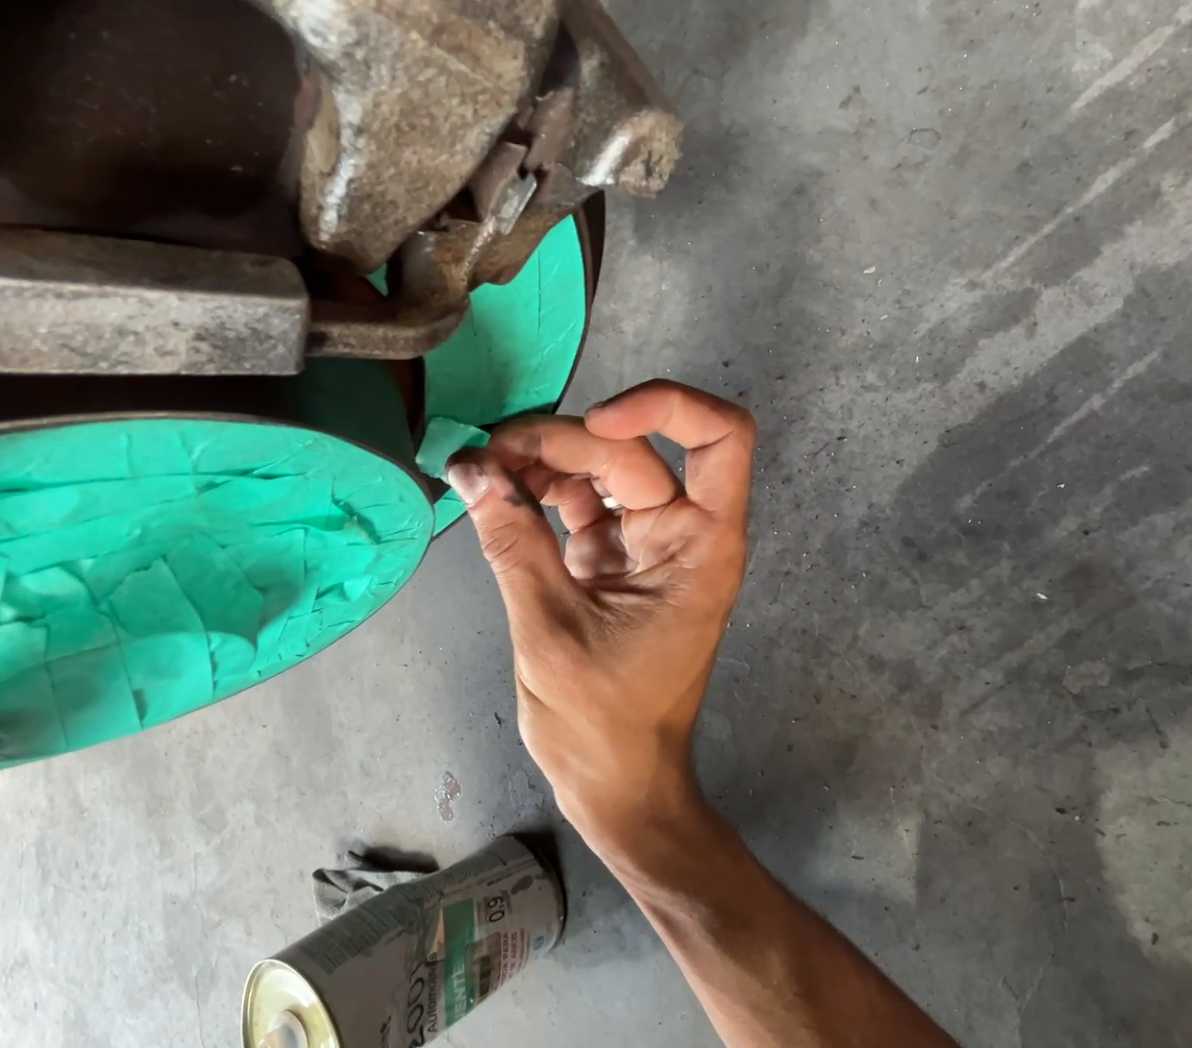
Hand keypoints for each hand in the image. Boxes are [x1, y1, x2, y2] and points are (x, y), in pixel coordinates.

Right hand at [445, 381, 754, 864]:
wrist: (615, 786)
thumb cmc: (602, 724)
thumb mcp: (550, 629)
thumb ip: (512, 542)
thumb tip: (470, 469)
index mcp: (701, 546)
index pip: (721, 437)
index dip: (666, 406)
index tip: (595, 423)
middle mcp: (683, 533)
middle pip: (630, 451)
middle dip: (558, 441)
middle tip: (488, 454)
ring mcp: (646, 544)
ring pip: (600, 470)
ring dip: (542, 461)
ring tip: (481, 469)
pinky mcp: (612, 559)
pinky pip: (578, 504)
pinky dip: (537, 493)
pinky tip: (494, 492)